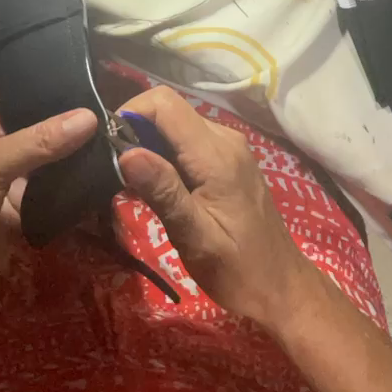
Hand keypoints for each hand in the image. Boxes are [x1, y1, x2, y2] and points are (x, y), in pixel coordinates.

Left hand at [0, 99, 98, 309]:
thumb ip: (39, 142)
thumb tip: (90, 117)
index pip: (22, 99)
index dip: (55, 98)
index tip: (97, 94)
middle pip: (42, 131)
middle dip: (74, 131)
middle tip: (117, 124)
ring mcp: (12, 180)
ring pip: (53, 163)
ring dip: (79, 161)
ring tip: (119, 147)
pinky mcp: (25, 210)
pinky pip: (56, 193)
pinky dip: (76, 190)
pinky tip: (108, 177)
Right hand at [115, 86, 321, 329]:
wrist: (283, 289)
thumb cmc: (238, 271)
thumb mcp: (195, 238)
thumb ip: (163, 192)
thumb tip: (126, 153)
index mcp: (217, 155)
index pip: (164, 103)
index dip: (130, 114)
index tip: (109, 149)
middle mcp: (225, 139)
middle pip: (168, 110)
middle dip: (136, 132)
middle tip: (118, 174)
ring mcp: (229, 147)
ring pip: (175, 123)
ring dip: (149, 145)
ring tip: (136, 185)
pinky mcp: (228, 158)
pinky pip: (188, 140)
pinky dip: (166, 154)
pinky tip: (160, 188)